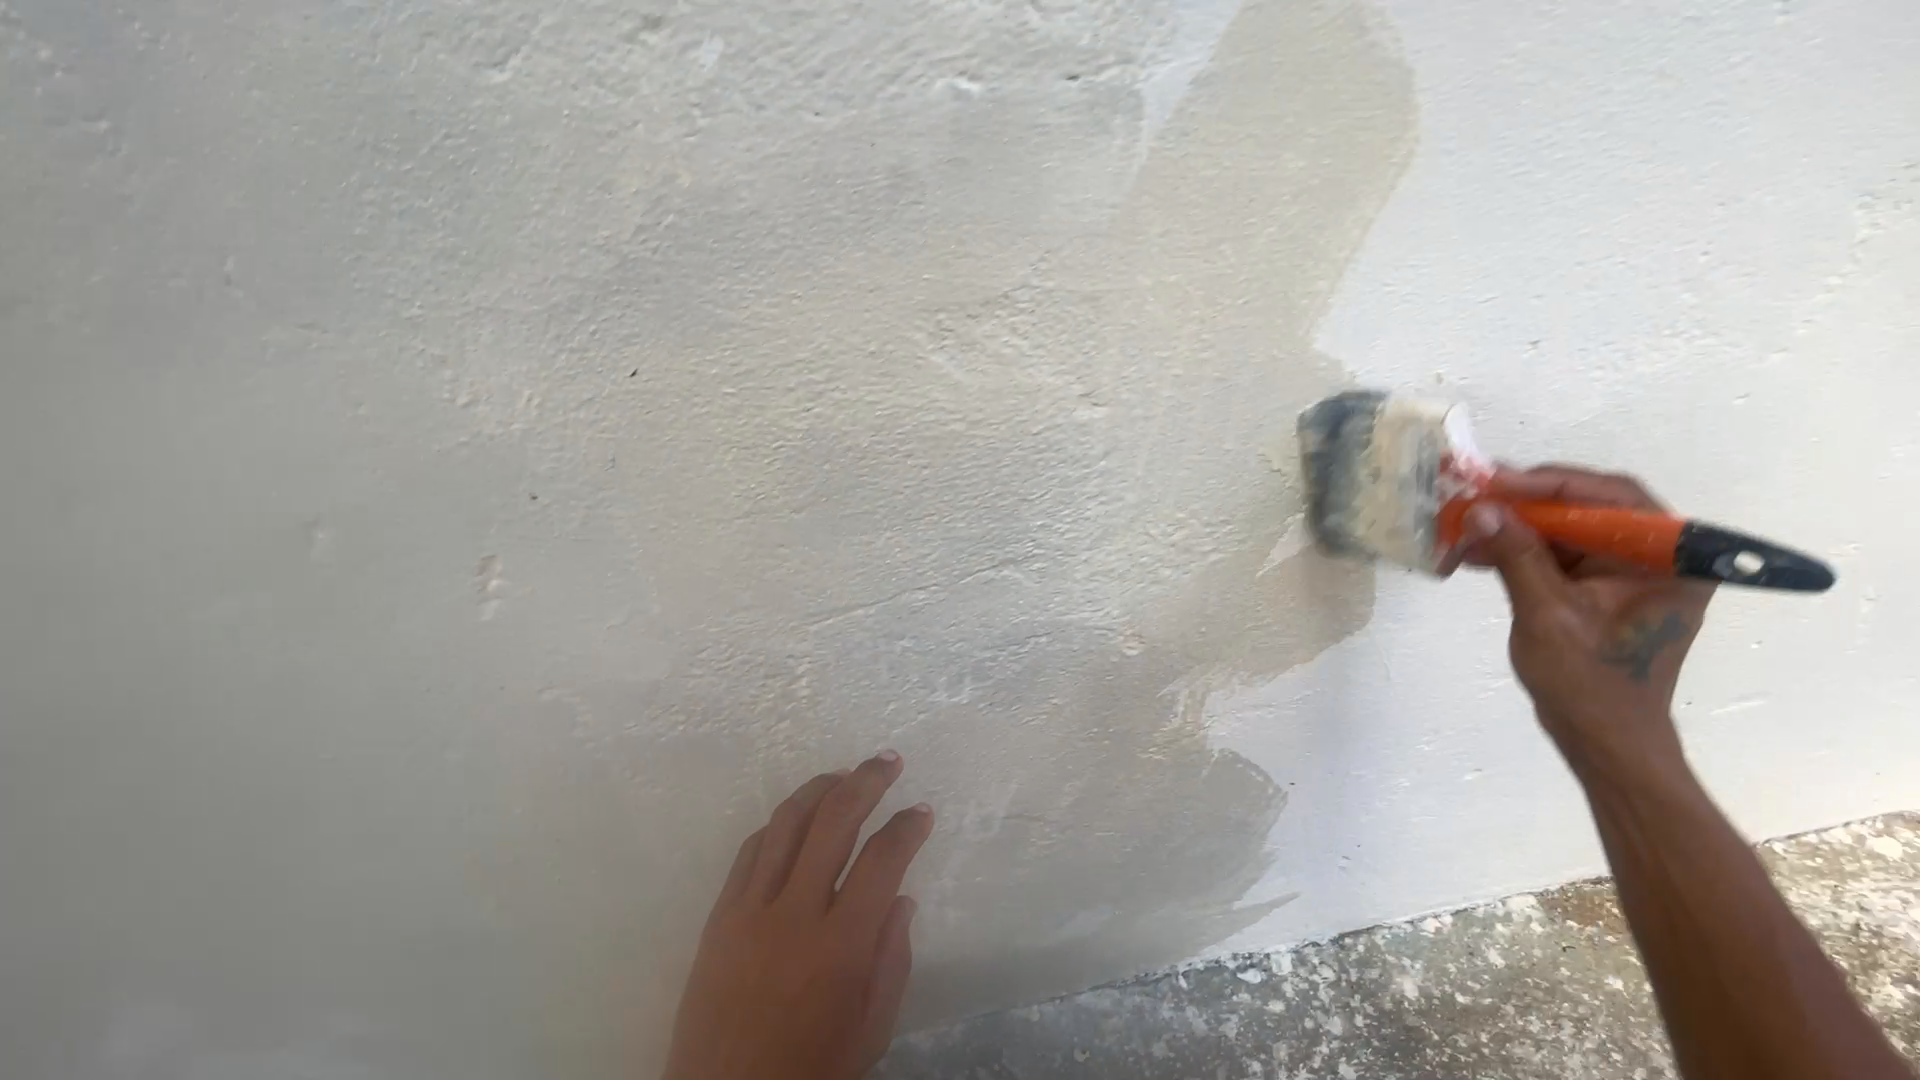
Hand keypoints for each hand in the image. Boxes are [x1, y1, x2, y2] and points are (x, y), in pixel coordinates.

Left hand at [662, 752, 933, 1079]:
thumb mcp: (871, 1030)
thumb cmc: (811, 1069)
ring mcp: (750, 910)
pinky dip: (777, 825)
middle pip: (833, 822)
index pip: (883, 860)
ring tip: (843, 773)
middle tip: (888, 761)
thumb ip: (892, 959)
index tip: (922, 811)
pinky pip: (749, 852)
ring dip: (819, 789)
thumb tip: (900, 897)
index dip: (907, 827)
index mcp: (841, 945)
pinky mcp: (719, 916)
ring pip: (786, 824)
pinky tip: (795, 817)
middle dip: (866, 781)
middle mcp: (795, 914)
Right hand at [1452, 466, 1715, 776]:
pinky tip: (1476, 553)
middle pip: (1586, 507)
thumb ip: (1517, 556)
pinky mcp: (1599, 588)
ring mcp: (1627, 572)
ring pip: (1565, 528)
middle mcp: (1656, 556)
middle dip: (1524, 503)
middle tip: (1472, 496)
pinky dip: (1515, 550)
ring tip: (1463, 528)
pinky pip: (1556, 553)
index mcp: (1669, 559)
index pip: (1611, 497)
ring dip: (1512, 527)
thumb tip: (1481, 509)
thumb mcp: (1547, 615)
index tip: (1494, 482)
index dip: (1549, 483)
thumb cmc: (1588, 683)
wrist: (1603, 740)